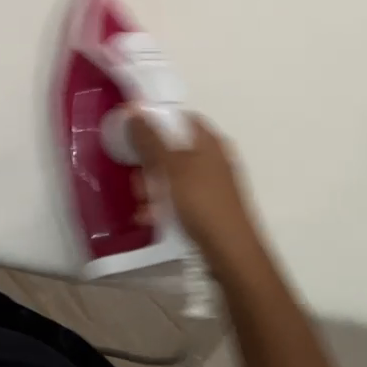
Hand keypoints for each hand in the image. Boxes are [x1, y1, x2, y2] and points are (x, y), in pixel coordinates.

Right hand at [131, 113, 267, 274]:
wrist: (232, 255)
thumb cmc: (201, 202)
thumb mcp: (170, 167)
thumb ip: (149, 139)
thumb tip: (134, 111)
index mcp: (209, 141)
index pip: (180, 117)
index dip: (156, 120)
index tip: (134, 132)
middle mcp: (213, 158)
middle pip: (172, 148)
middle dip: (149, 164)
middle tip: (138, 178)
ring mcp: (212, 184)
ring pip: (172, 175)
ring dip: (153, 187)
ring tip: (144, 204)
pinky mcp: (208, 206)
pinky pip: (179, 196)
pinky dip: (164, 203)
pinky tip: (151, 218)